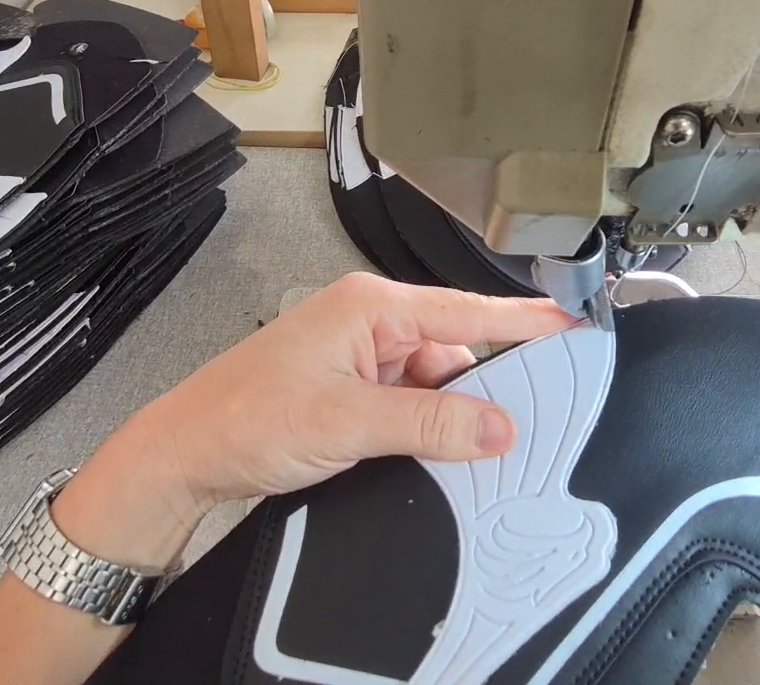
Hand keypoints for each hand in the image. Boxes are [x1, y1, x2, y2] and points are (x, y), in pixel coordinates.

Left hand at [57, 273, 576, 546]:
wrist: (187, 454)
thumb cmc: (245, 415)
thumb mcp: (347, 421)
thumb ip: (429, 423)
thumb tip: (498, 425)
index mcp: (372, 306)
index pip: (466, 311)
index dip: (524, 321)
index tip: (573, 324)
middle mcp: (372, 323)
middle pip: (457, 350)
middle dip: (481, 391)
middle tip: (512, 429)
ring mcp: (363, 356)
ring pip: (436, 382)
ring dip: (449, 416)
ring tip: (452, 451)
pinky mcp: (356, 387)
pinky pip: (413, 402)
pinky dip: (427, 426)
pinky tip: (429, 452)